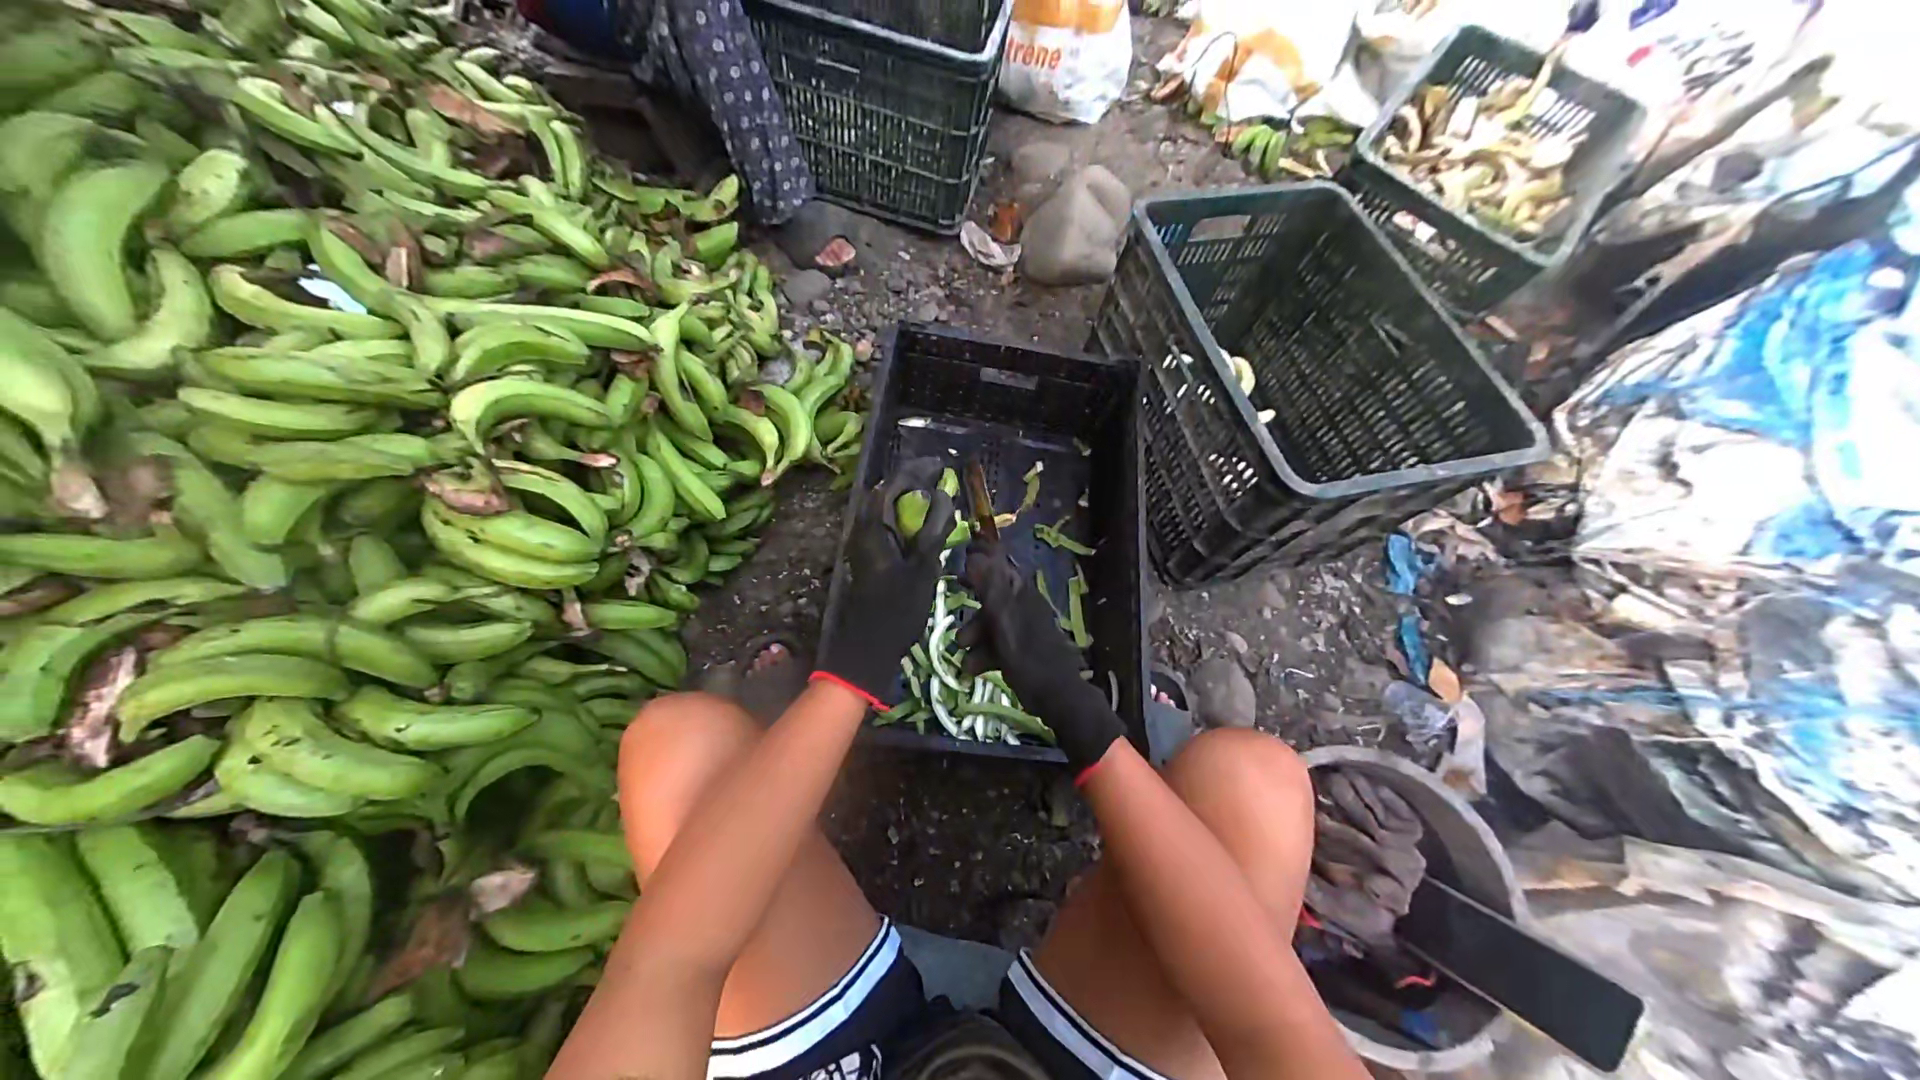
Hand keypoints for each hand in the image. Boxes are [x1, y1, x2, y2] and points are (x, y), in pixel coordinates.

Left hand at [813, 458, 952, 707]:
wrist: (868, 646)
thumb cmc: (898, 607)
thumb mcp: (924, 566)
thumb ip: (935, 527)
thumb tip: (944, 494)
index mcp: (873, 525)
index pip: (894, 483)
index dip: (918, 469)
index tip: (941, 465)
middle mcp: (861, 528)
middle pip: (887, 492)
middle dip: (914, 481)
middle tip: (941, 479)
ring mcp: (861, 542)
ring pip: (886, 509)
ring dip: (910, 500)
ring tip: (937, 499)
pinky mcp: (866, 556)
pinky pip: (886, 525)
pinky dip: (905, 518)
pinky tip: (923, 527)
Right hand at [960, 539, 1123, 776]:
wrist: (1057, 696)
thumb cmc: (1028, 657)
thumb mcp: (1004, 621)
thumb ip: (989, 588)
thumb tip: (973, 556)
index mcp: (1021, 594)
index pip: (998, 567)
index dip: (979, 563)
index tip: (958, 565)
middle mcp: (1023, 607)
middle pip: (991, 600)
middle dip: (971, 616)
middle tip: (955, 624)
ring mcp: (1023, 630)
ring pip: (991, 626)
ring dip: (974, 640)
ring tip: (963, 659)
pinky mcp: (1021, 651)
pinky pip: (996, 646)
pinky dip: (983, 655)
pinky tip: (970, 670)